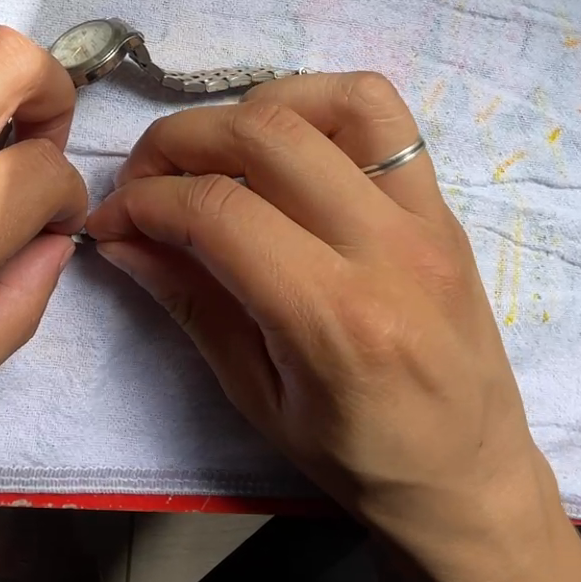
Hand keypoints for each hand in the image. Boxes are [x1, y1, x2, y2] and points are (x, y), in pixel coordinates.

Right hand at [85, 73, 569, 581]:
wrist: (470, 480)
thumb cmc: (355, 457)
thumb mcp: (251, 394)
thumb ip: (187, 301)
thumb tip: (120, 237)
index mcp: (335, 318)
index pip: (216, 212)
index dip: (143, 202)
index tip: (110, 220)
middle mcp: (387, 249)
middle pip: (262, 135)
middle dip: (176, 142)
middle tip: (142, 179)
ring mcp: (426, 216)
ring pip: (329, 102)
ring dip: (246, 111)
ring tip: (211, 156)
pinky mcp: (440, 203)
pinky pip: (379, 113)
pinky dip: (312, 104)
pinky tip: (276, 145)